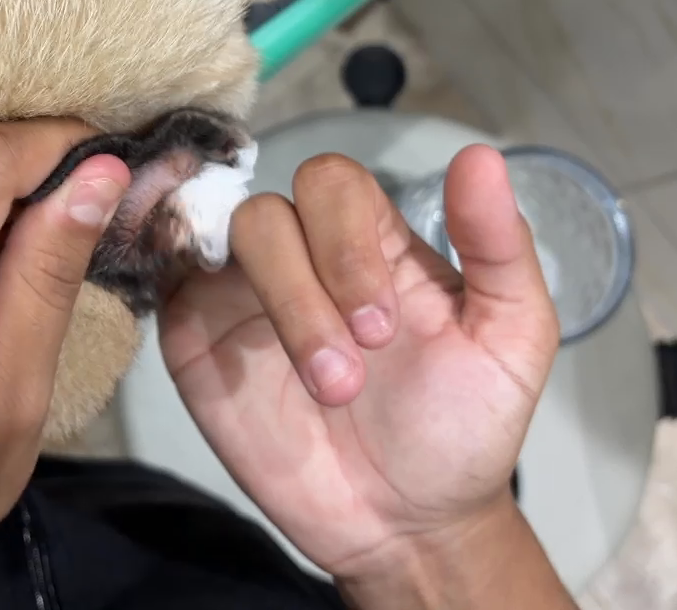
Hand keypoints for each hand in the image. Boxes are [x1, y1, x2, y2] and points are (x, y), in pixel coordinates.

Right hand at [162, 146, 561, 593]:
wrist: (400, 521)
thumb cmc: (458, 427)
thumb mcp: (509, 340)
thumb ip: (498, 247)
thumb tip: (481, 156)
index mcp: (365, 239)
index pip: (330, 182)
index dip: (346, 239)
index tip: (382, 325)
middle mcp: (297, 251)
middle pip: (268, 211)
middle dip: (310, 285)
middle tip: (355, 366)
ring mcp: (238, 287)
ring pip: (222, 239)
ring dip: (279, 307)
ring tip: (329, 386)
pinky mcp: (195, 329)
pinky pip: (167, 276)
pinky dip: (179, 277)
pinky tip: (232, 340)